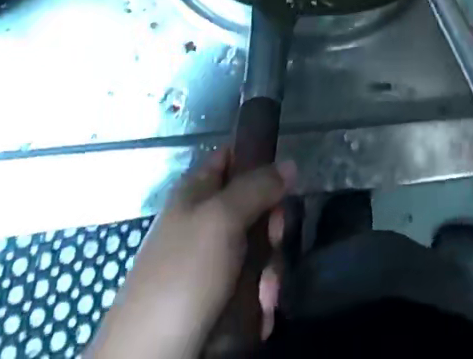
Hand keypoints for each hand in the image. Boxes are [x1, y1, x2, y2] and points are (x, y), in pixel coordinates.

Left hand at [87, 150, 291, 358]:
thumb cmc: (182, 276)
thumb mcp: (221, 219)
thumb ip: (257, 187)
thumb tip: (290, 164)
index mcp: (196, 193)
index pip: (232, 158)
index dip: (259, 163)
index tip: (285, 182)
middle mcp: (204, 224)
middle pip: (255, 208)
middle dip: (272, 229)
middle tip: (273, 242)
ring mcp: (210, 265)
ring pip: (258, 252)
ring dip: (270, 272)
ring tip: (265, 295)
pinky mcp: (217, 303)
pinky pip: (252, 290)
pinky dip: (261, 302)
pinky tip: (260, 315)